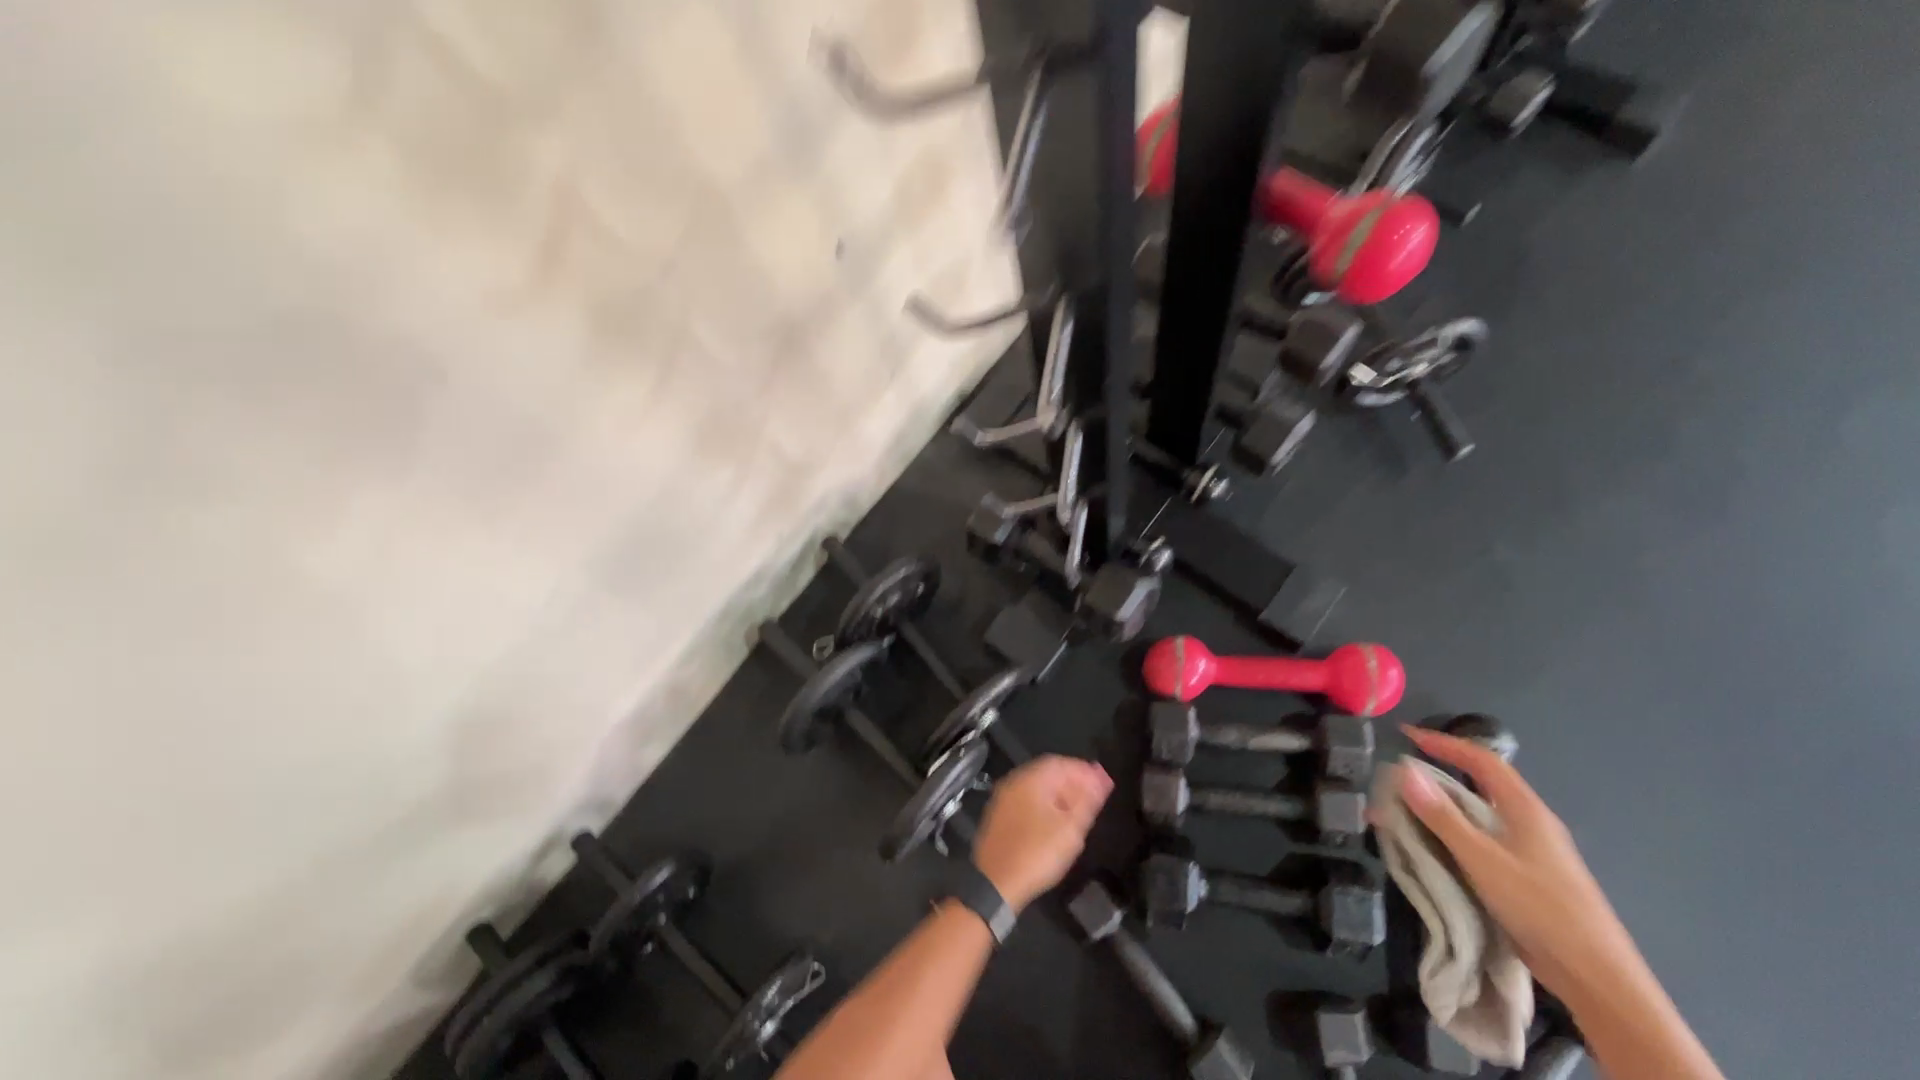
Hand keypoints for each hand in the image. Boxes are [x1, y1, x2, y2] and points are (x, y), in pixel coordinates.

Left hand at [972, 756, 1111, 911]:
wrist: (996, 884)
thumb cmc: (1036, 853)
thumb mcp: (1070, 828)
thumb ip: (1087, 801)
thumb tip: (1100, 780)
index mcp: (1030, 780)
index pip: (1060, 763)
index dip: (1084, 770)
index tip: (1103, 782)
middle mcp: (1013, 784)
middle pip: (1047, 774)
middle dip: (1073, 782)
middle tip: (1094, 796)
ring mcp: (1002, 801)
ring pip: (1036, 789)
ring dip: (1059, 795)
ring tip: (1079, 810)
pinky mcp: (998, 819)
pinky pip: (1026, 803)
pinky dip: (1045, 806)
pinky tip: (1056, 822)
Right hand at [1393, 727, 1644, 1004]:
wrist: (1594, 973)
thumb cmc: (1540, 908)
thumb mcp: (1483, 860)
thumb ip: (1443, 817)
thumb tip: (1405, 770)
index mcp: (1525, 809)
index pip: (1481, 760)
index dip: (1444, 743)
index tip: (1406, 736)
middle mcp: (1529, 822)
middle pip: (1479, 786)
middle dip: (1436, 779)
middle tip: (1396, 783)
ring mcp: (1530, 850)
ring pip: (1479, 816)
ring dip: (1441, 810)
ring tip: (1404, 815)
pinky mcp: (1526, 876)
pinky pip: (1482, 842)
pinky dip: (1453, 836)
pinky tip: (1434, 851)